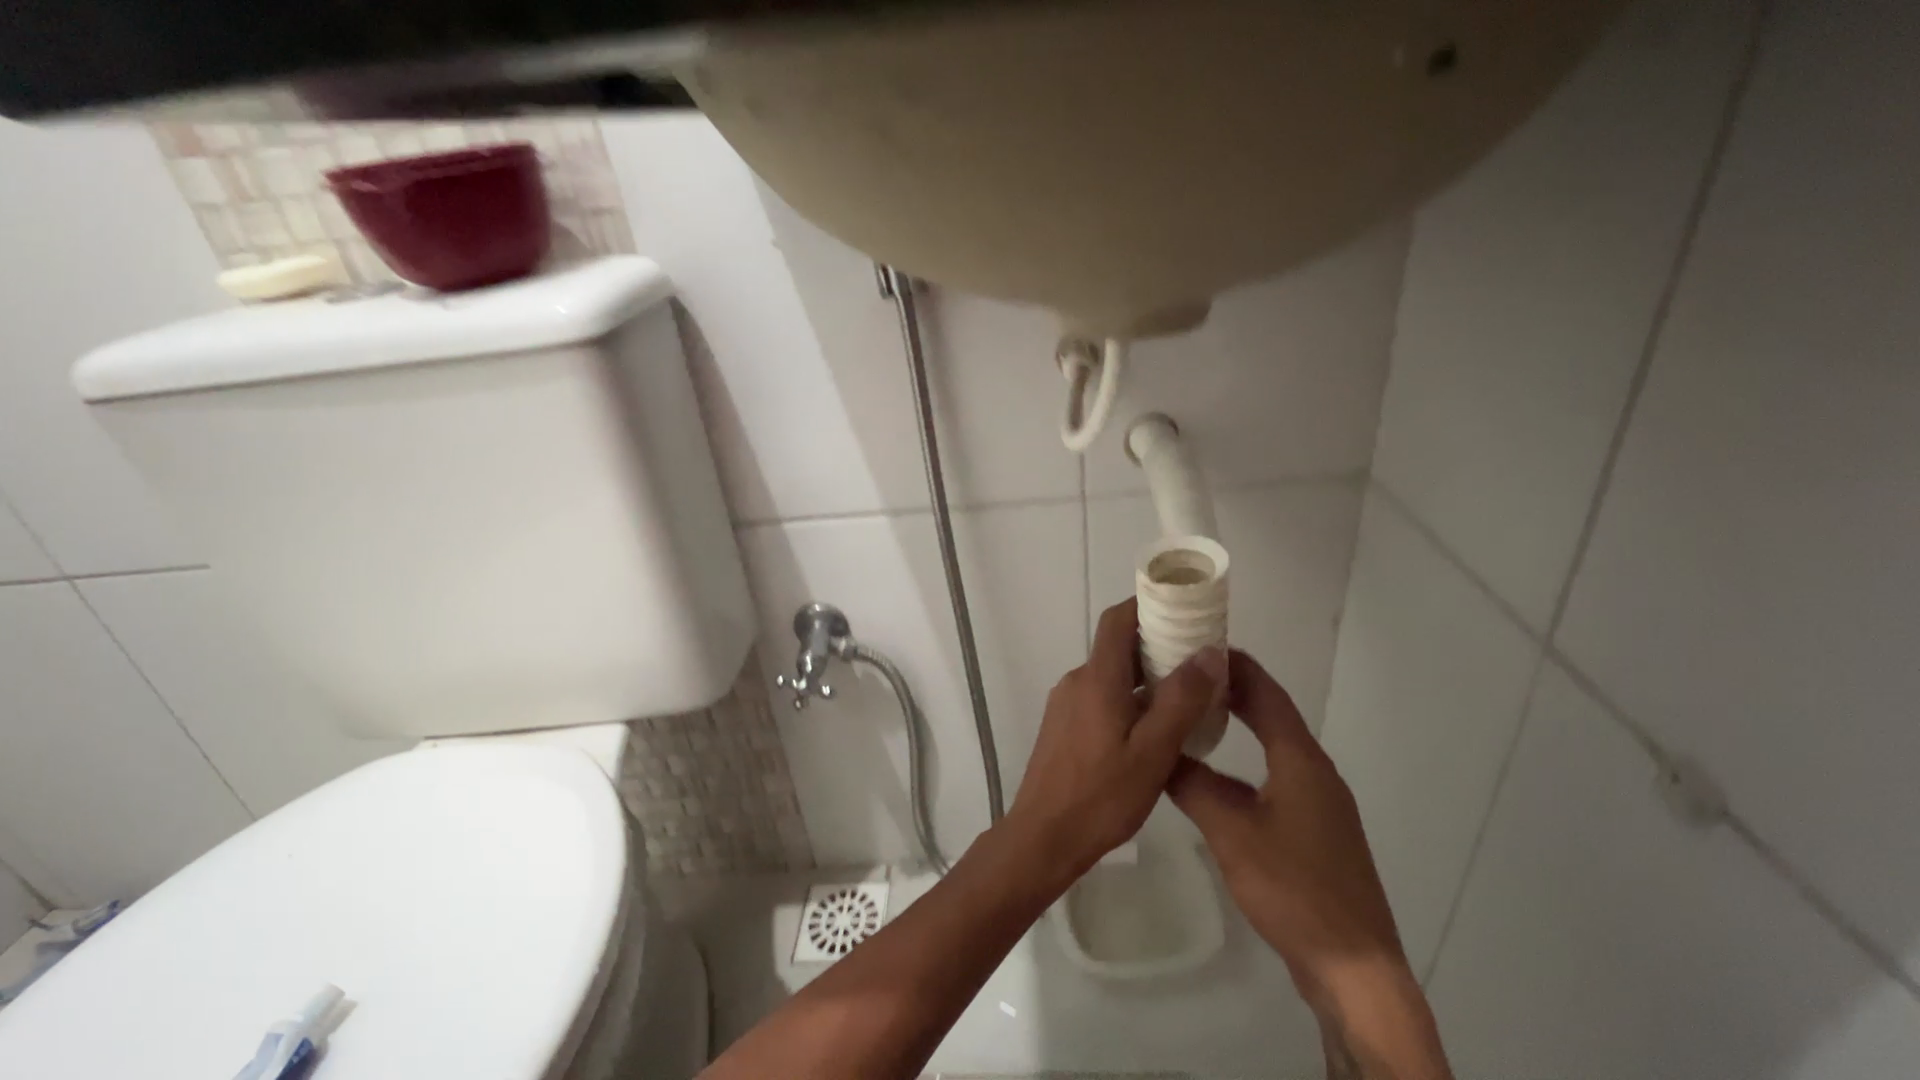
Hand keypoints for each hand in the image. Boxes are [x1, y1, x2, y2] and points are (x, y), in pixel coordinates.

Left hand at [1001, 598, 1226, 889]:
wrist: (1043, 838)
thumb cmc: (1101, 797)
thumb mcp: (1153, 751)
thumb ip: (1181, 700)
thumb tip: (1209, 652)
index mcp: (1097, 679)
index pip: (1119, 619)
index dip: (1150, 605)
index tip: (1186, 609)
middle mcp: (1077, 681)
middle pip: (1119, 647)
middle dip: (1159, 646)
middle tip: (1202, 662)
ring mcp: (1066, 705)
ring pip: (1112, 676)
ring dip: (1147, 679)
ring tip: (1188, 699)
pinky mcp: (1063, 728)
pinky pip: (1101, 699)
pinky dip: (1130, 701)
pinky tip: (1155, 731)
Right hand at [1164, 649, 1406, 1002]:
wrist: (1351, 962)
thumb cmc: (1294, 888)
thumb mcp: (1232, 833)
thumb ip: (1194, 786)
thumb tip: (1158, 752)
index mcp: (1301, 761)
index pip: (1267, 694)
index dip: (1235, 666)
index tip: (1197, 643)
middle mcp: (1315, 772)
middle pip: (1272, 716)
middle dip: (1232, 693)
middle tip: (1184, 677)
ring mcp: (1318, 804)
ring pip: (1273, 749)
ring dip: (1238, 728)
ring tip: (1191, 719)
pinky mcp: (1314, 832)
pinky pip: (1275, 778)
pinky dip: (1244, 764)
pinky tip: (1214, 779)